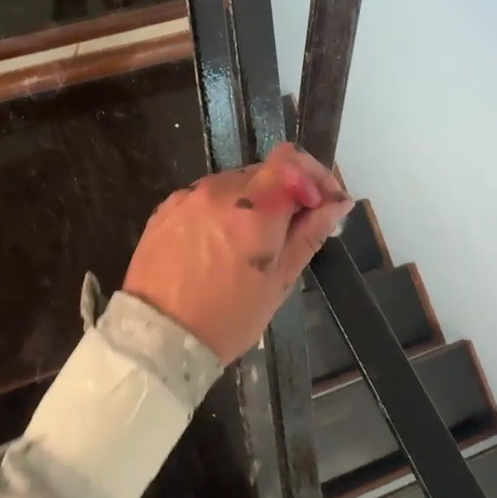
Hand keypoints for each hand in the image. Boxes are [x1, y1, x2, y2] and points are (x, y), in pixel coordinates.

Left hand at [123, 143, 355, 362]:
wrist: (159, 337)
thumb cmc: (228, 318)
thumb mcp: (279, 281)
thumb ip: (309, 234)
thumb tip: (338, 203)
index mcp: (254, 209)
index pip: (292, 161)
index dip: (314, 175)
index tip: (321, 203)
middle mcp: (220, 191)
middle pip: (263, 171)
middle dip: (284, 193)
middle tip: (291, 231)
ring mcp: (189, 196)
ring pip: (233, 183)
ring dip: (251, 203)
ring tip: (251, 245)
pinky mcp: (167, 207)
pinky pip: (205, 197)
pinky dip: (221, 211)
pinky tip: (218, 246)